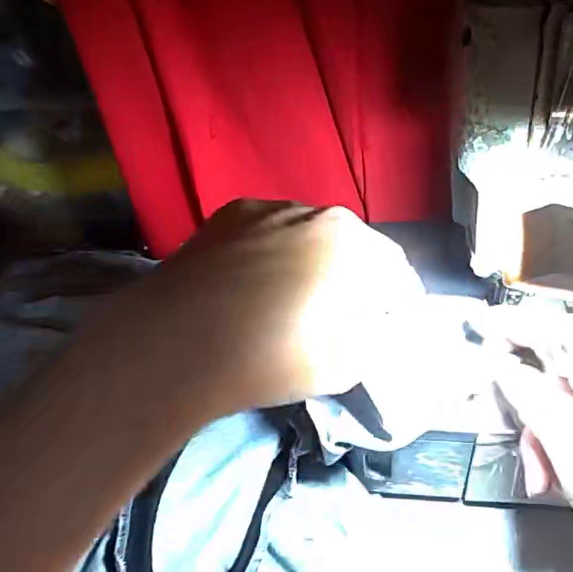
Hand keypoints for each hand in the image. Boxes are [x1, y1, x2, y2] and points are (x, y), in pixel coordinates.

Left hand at [126, 199, 425, 413]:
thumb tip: (379, 322)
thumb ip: (377, 337)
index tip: (391, 324)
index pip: (395, 269)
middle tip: (346, 315)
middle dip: (355, 279)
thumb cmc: (272, 355)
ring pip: (307, 236)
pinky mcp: (226, 217)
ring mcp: (267, 208)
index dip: (398, 300)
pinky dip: (273, 255)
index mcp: (351, 242)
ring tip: (295, 301)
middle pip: (351, 247)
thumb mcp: (347, 363)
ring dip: (312, 263)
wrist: (174, 345)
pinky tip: (256, 287)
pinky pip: (268, 234)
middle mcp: (314, 211)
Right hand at [480, 307, 572, 571]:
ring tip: (540, 473)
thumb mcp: (569, 446)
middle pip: (561, 365)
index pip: (559, 328)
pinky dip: (562, 445)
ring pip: (569, 401)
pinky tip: (557, 476)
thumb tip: (502, 364)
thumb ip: (531, 398)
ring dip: (542, 429)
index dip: (519, 324)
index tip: (486, 330)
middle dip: (525, 393)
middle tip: (503, 418)